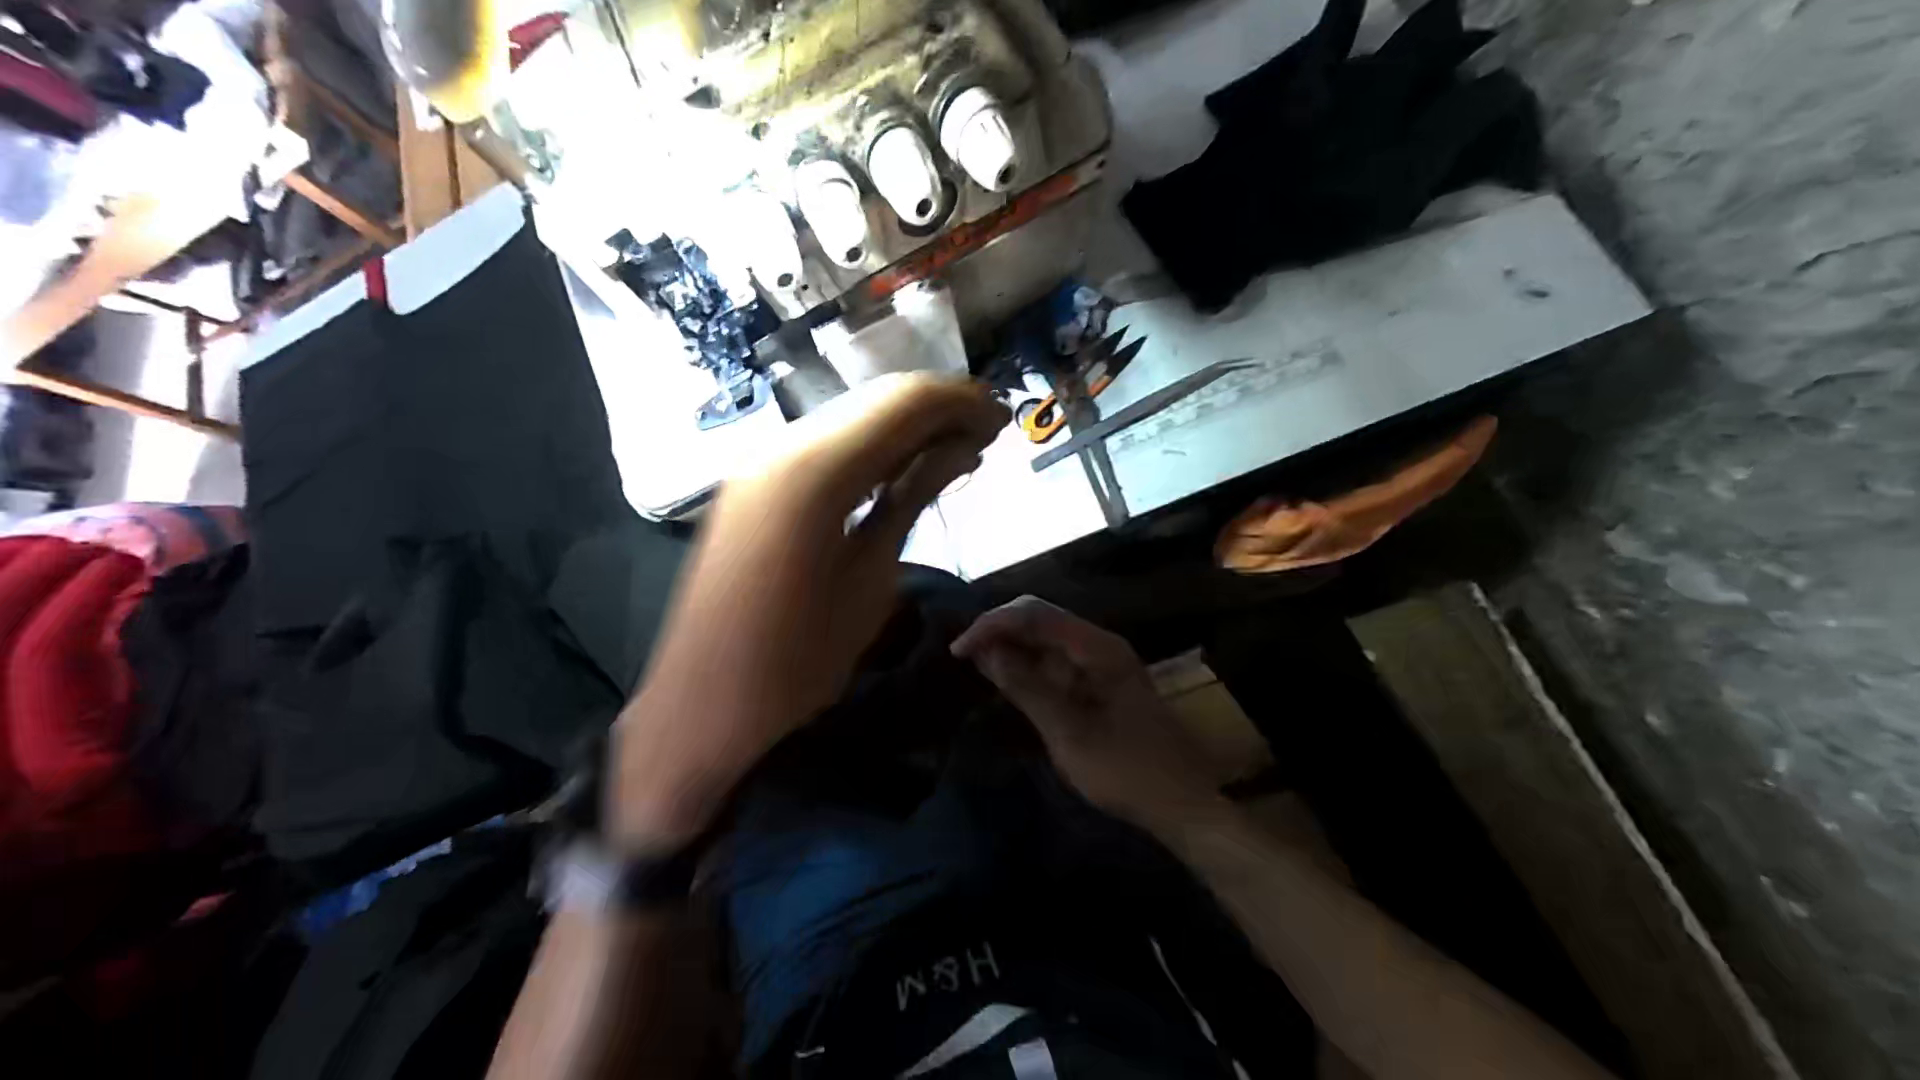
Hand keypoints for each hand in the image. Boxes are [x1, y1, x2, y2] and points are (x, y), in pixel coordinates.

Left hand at [610, 375, 1007, 849]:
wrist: (704, 707)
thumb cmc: (798, 661)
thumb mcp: (872, 577)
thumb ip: (912, 497)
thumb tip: (961, 448)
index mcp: (815, 471)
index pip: (905, 403)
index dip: (961, 402)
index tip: (1004, 419)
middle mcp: (781, 446)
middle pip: (877, 400)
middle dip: (938, 409)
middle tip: (988, 433)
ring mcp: (760, 462)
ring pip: (850, 418)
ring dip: (905, 427)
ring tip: (956, 449)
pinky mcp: (752, 483)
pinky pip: (825, 445)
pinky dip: (870, 448)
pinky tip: (902, 467)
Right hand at [951, 596, 1225, 832]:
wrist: (1183, 804)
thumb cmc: (1127, 772)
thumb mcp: (1069, 734)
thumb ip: (1027, 688)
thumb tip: (986, 652)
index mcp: (1098, 648)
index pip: (1034, 615)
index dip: (992, 625)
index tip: (958, 650)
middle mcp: (1098, 645)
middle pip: (1039, 617)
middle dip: (997, 629)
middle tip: (961, 654)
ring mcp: (1099, 662)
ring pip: (1044, 637)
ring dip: (1009, 645)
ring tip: (972, 662)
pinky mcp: (1097, 682)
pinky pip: (1053, 660)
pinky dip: (1026, 665)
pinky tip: (1003, 675)